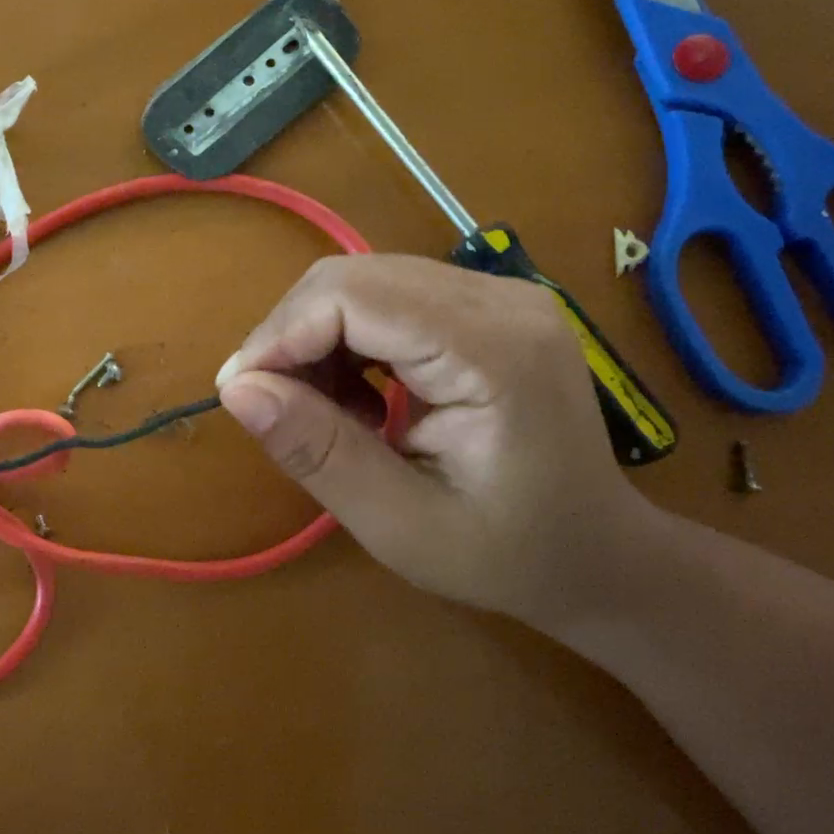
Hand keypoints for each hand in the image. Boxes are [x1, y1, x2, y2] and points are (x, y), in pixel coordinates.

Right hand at [215, 255, 655, 626]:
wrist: (598, 555)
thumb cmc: (504, 554)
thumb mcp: (397, 522)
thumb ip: (318, 451)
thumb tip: (235, 388)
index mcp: (494, 352)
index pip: (353, 297)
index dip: (280, 336)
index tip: (239, 395)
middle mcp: (502, 300)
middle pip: (351, 277)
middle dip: (291, 336)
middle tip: (273, 407)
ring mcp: (500, 296)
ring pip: (361, 281)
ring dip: (315, 339)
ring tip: (321, 411)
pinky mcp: (486, 308)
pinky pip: (386, 297)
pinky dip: (346, 340)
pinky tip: (358, 396)